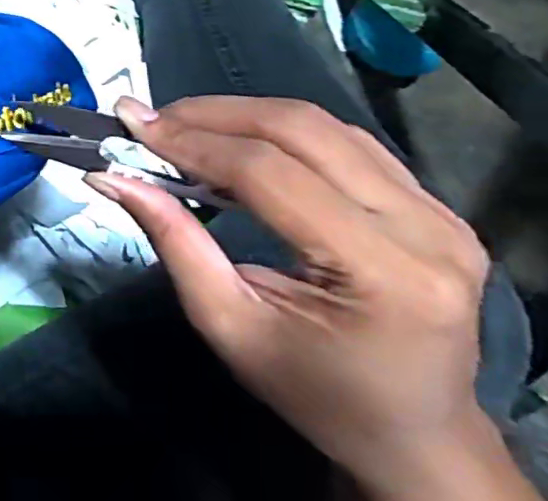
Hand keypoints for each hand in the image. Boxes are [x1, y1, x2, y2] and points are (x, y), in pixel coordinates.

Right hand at [88, 96, 526, 499]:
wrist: (413, 433)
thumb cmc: (312, 388)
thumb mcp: (226, 322)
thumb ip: (172, 239)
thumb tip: (107, 175)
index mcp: (385, 274)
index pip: (271, 173)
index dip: (193, 141)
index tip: (129, 124)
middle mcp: (426, 231)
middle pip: (301, 131)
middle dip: (212, 115)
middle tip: (149, 122)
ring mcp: (440, 213)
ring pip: (322, 125)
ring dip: (241, 114)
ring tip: (182, 128)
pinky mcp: (434, 205)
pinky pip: (344, 140)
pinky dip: (276, 129)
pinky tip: (236, 142)